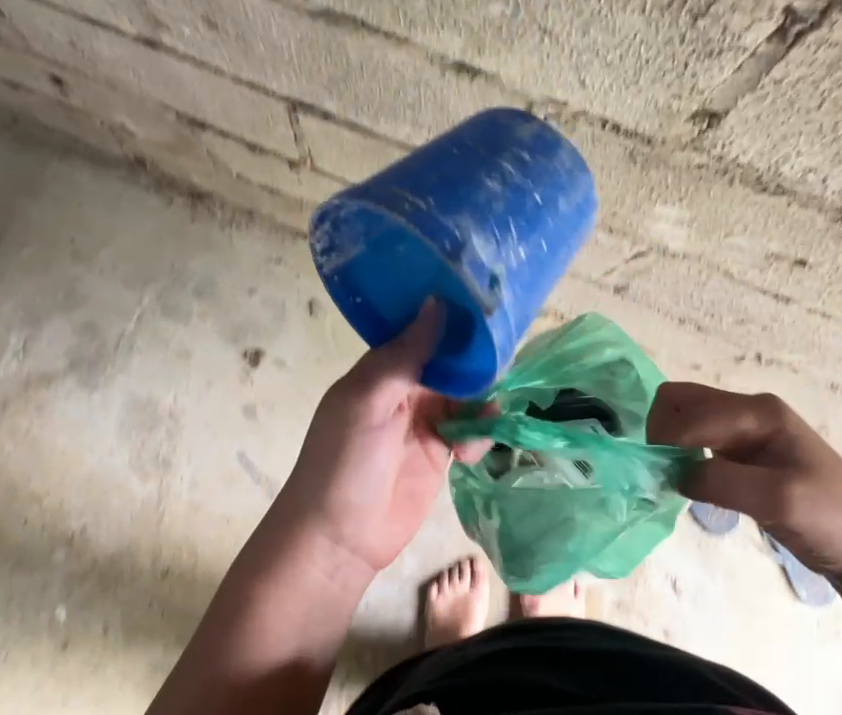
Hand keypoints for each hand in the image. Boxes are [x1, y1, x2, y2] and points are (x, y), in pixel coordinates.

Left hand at [271, 300, 486, 576]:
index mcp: (382, 368)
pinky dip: (478, 434)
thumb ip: (406, 354)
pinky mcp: (440, 453)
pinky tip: (471, 452)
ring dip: (481, 402)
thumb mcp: (369, 400)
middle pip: (451, 363)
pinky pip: (470, 430)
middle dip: (476, 364)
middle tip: (503, 367)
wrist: (338, 539)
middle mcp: (404, 389)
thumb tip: (437, 301)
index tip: (487, 312)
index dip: (452, 322)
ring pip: (466, 395)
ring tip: (487, 418)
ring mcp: (423, 422)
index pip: (422, 332)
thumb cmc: (344, 461)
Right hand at [647, 382, 841, 577]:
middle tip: (659, 470)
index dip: (667, 439)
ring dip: (670, 443)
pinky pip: (699, 443)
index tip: (657, 474)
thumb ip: (721, 480)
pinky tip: (689, 485)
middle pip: (682, 401)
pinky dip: (683, 457)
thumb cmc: (832, 519)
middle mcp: (748, 413)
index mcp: (758, 412)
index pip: (691, 410)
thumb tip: (675, 473)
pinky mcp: (745, 458)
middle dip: (661, 430)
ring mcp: (747, 434)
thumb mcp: (777, 499)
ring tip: (670, 479)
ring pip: (687, 420)